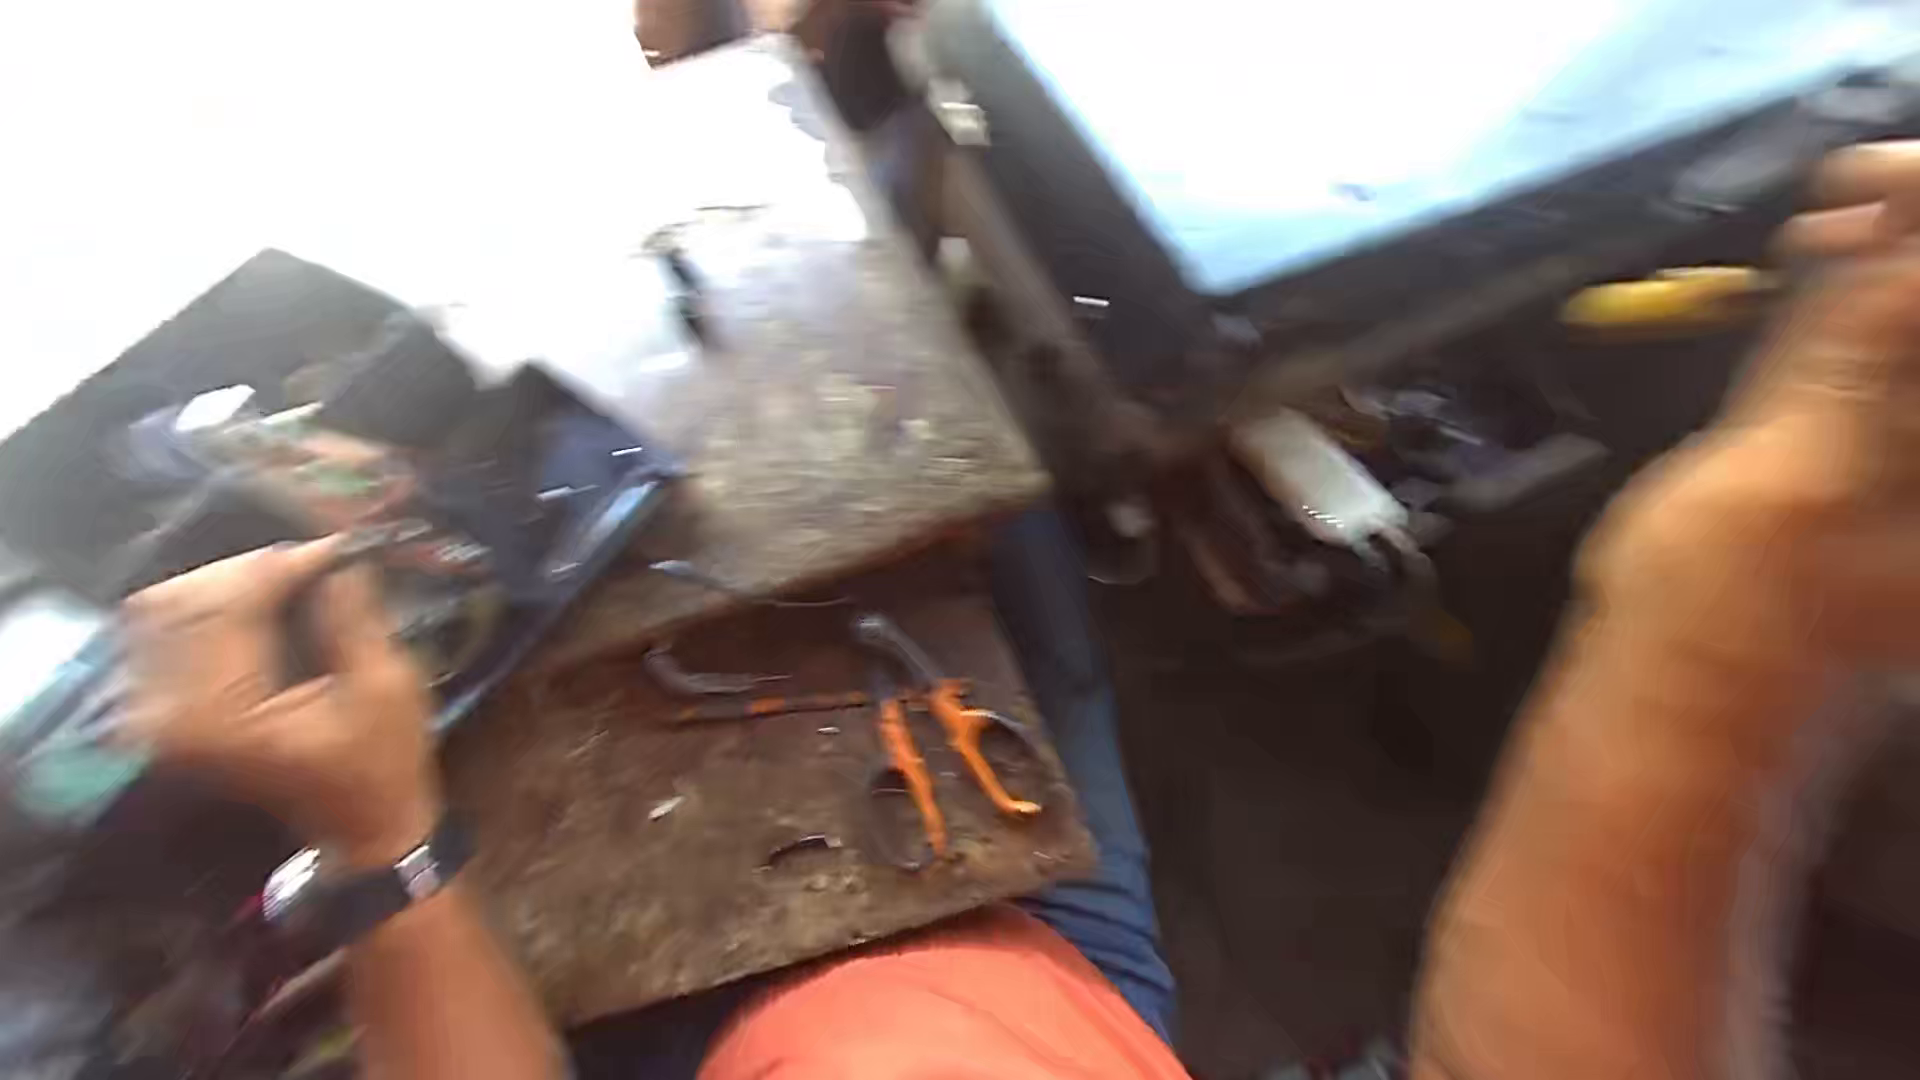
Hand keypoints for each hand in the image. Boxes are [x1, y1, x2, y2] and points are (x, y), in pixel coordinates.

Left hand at [122, 537, 440, 865]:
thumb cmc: (385, 757)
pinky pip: (170, 636)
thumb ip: (355, 623)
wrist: (361, 819)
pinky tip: (274, 603)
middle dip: (251, 569)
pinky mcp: (165, 711)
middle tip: (323, 559)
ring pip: (164, 613)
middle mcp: (162, 712)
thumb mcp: (388, 686)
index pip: (224, 610)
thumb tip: (345, 563)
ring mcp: (154, 714)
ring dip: (233, 583)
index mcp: (218, 712)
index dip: (281, 566)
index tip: (341, 545)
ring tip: (303, 575)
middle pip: (174, 604)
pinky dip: (220, 607)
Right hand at [1584, 141, 1919, 668]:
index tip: (1875, 177)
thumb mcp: (1783, 474)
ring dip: (1896, 274)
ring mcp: (1916, 466)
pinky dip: (1873, 321)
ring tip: (1828, 233)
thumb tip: (1902, 214)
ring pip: (1918, 339)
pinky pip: (1898, 370)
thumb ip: (1851, 354)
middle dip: (1917, 248)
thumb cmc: (1719, 605)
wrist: (1685, 689)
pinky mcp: (1894, 470)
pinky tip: (1829, 297)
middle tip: (1849, 196)